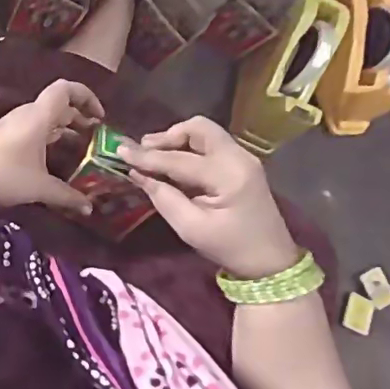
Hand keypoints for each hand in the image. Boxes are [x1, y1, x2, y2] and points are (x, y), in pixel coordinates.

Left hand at [0, 79, 103, 215]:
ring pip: (45, 117)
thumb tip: (88, 207)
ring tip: (80, 147)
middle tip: (95, 136)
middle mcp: (26, 114)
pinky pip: (34, 128)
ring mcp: (12, 124)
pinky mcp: (3, 136)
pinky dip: (49, 136)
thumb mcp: (39, 187)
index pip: (66, 89)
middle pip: (58, 104)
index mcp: (38, 116)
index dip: (86, 97)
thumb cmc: (3, 176)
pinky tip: (55, 156)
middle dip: (79, 116)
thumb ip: (67, 196)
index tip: (99, 117)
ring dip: (64, 127)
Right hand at [117, 116, 301, 278]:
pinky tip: (172, 163)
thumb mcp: (191, 228)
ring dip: (177, 139)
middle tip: (142, 150)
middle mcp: (238, 157)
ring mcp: (243, 158)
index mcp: (228, 175)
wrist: (269, 260)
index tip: (120, 151)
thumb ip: (163, 198)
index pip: (179, 159)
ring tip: (154, 155)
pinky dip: (189, 147)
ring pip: (205, 132)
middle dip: (167, 136)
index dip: (147, 156)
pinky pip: (210, 144)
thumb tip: (137, 174)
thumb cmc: (229, 247)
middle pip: (198, 128)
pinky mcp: (241, 164)